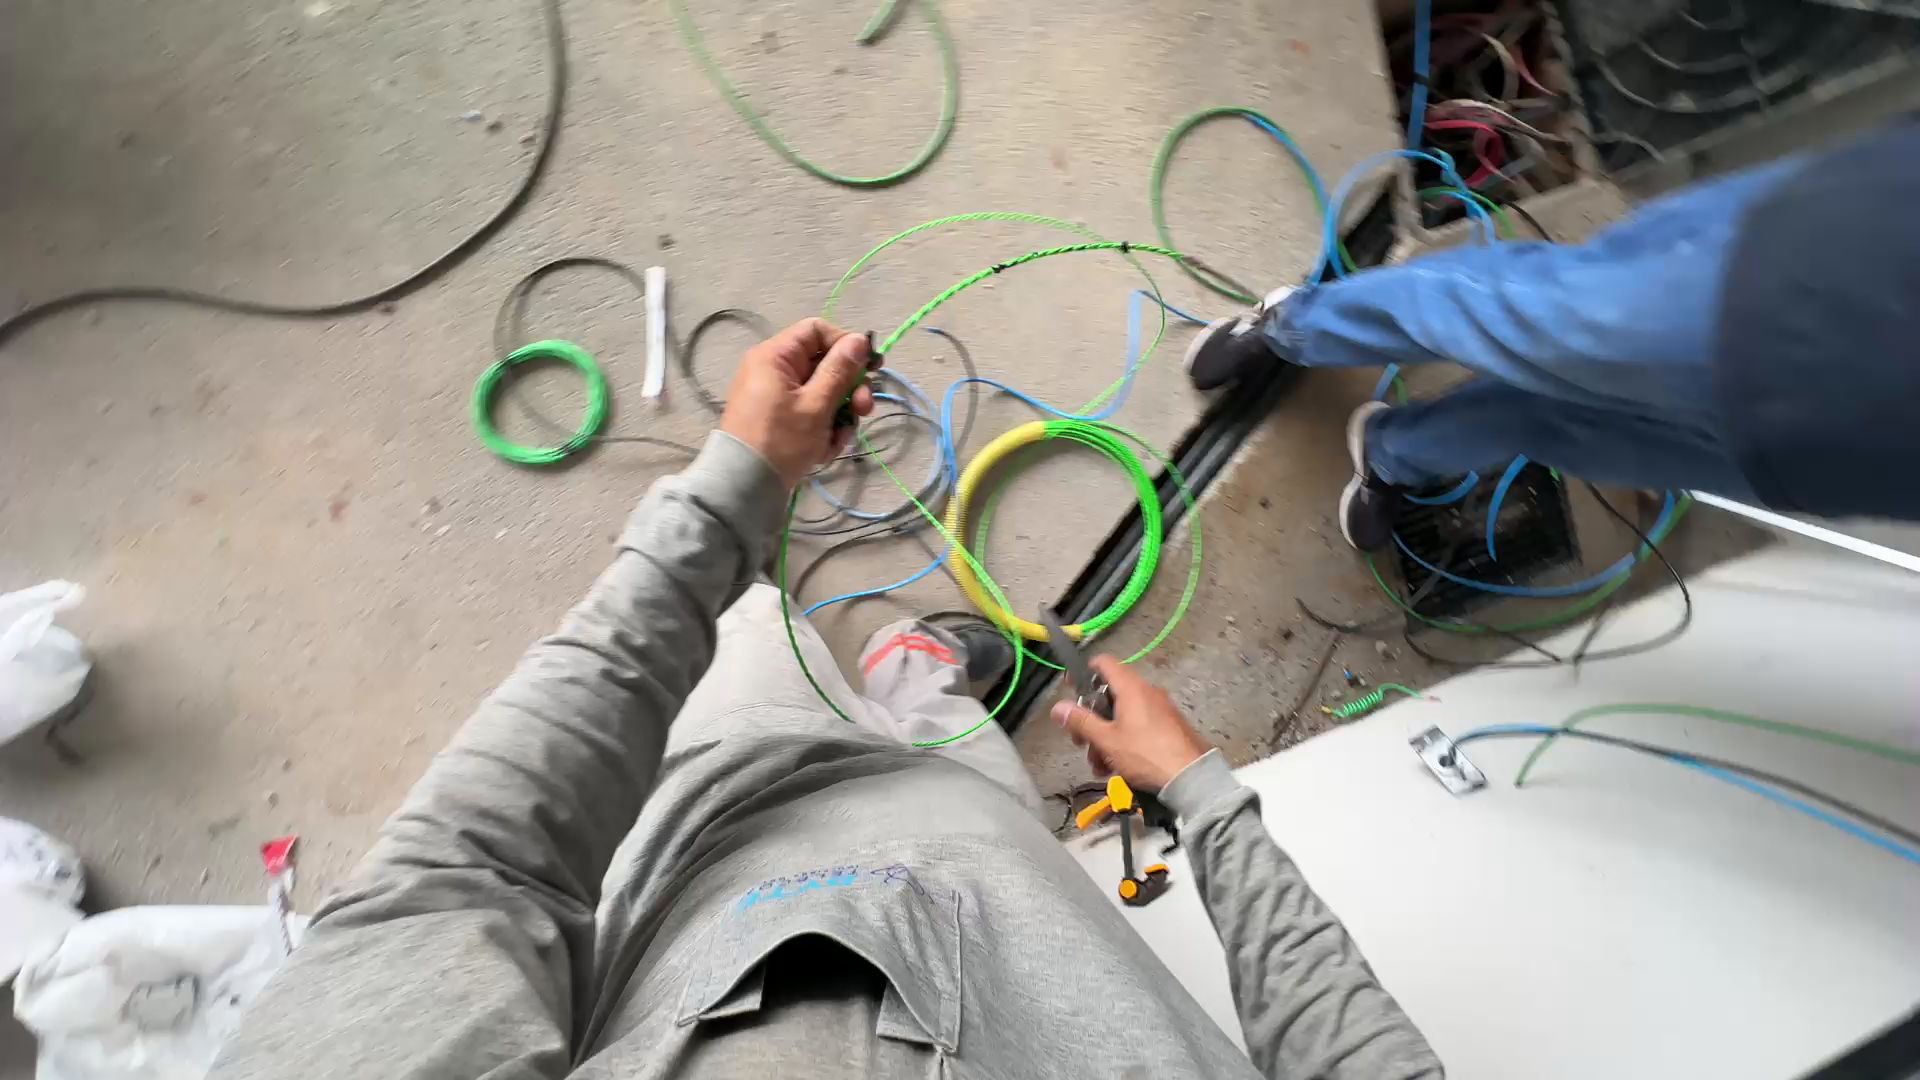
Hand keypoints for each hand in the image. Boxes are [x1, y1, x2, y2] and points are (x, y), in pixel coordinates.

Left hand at [719, 318, 877, 488]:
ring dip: (839, 416)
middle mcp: (773, 371)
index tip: (870, 367)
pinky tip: (824, 450)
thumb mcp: (816, 405)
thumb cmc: (781, 440)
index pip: (817, 331)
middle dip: (849, 389)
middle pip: (824, 365)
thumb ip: (840, 370)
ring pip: (822, 394)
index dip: (846, 345)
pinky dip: (822, 430)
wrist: (745, 486)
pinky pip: (810, 414)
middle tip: (864, 410)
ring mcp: (776, 396)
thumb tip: (859, 339)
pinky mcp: (780, 420)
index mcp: (775, 357)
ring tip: (839, 439)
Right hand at [1052, 655, 1212, 790]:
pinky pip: (1138, 725)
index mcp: (1131, 687)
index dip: (1084, 671)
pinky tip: (1118, 766)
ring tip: (1100, 765)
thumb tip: (1057, 706)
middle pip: (1110, 694)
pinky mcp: (1169, 726)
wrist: (1192, 779)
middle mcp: (1147, 692)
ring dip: (1105, 736)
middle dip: (1091, 719)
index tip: (1070, 687)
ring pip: (1122, 715)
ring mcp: (1160, 709)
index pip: (1104, 663)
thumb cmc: (1145, 754)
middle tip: (1081, 741)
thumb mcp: (1107, 740)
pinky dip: (1124, 740)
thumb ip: (1081, 721)